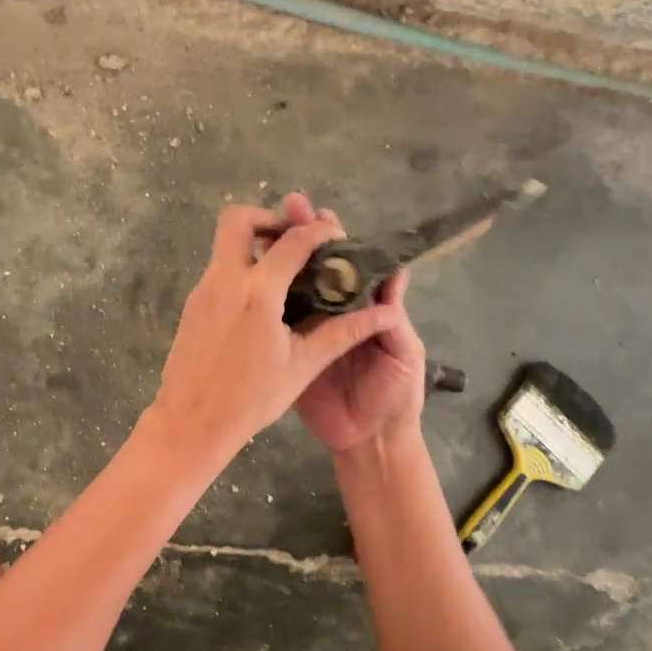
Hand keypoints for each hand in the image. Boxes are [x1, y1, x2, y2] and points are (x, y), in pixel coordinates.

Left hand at [148, 202, 404, 460]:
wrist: (190, 422)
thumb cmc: (251, 399)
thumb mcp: (302, 366)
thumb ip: (340, 332)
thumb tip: (382, 314)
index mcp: (258, 292)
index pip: (294, 241)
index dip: (320, 231)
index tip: (336, 236)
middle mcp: (225, 279)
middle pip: (238, 219)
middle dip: (268, 219)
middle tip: (293, 242)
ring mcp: (203, 290)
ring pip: (225, 244)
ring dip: (254, 244)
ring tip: (284, 273)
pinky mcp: (192, 305)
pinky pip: (219, 270)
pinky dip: (241, 269)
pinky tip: (262, 302)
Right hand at [282, 195, 428, 455]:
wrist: (369, 442)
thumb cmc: (396, 396)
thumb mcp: (404, 353)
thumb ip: (393, 317)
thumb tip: (394, 272)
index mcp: (362, 309)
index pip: (349, 265)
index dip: (335, 239)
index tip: (320, 213)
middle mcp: (333, 313)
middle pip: (316, 269)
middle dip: (301, 238)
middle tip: (286, 208)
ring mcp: (307, 332)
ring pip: (292, 290)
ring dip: (279, 260)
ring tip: (261, 232)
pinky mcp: (287, 354)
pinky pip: (275, 326)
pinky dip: (262, 302)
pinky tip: (247, 280)